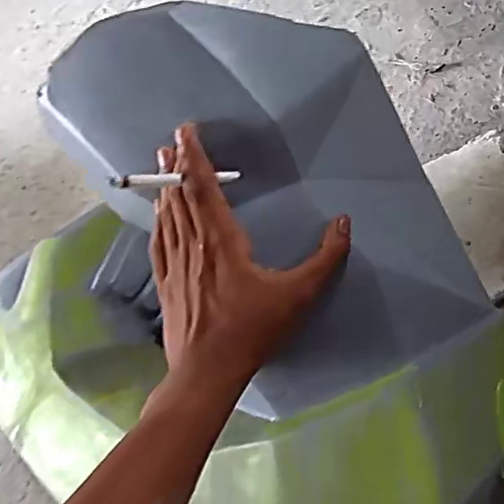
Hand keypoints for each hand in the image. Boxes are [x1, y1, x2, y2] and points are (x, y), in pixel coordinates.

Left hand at [149, 123, 349, 384]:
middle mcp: (194, 245)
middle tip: (172, 140)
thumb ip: (326, 257)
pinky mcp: (166, 284)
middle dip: (176, 165)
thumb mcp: (300, 293)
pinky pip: (159, 241)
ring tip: (161, 164)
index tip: (186, 132)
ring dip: (166, 187)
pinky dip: (159, 219)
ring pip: (167, 215)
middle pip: (181, 196)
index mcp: (223, 241)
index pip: (204, 189)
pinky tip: (159, 214)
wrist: (207, 372)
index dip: (195, 158)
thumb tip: (344, 223)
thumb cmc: (254, 329)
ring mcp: (175, 264)